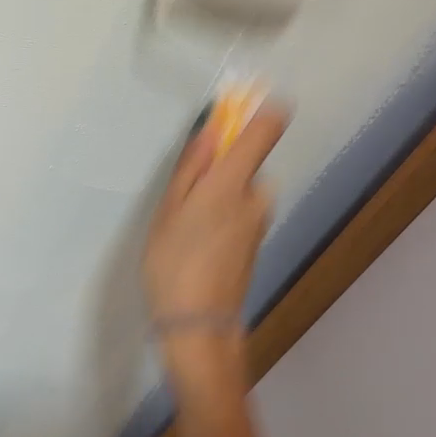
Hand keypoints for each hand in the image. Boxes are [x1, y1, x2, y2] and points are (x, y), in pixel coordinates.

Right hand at [142, 104, 289, 330]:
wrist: (197, 323)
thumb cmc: (173, 264)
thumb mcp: (167, 213)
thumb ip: (191, 167)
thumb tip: (213, 128)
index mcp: (234, 181)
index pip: (268, 125)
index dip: (256, 113)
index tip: (231, 119)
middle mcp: (257, 195)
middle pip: (246, 164)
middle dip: (219, 173)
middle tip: (182, 203)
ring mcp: (260, 222)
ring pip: (241, 194)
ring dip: (218, 202)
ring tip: (183, 234)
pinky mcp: (254, 245)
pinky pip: (239, 217)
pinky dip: (220, 224)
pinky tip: (195, 251)